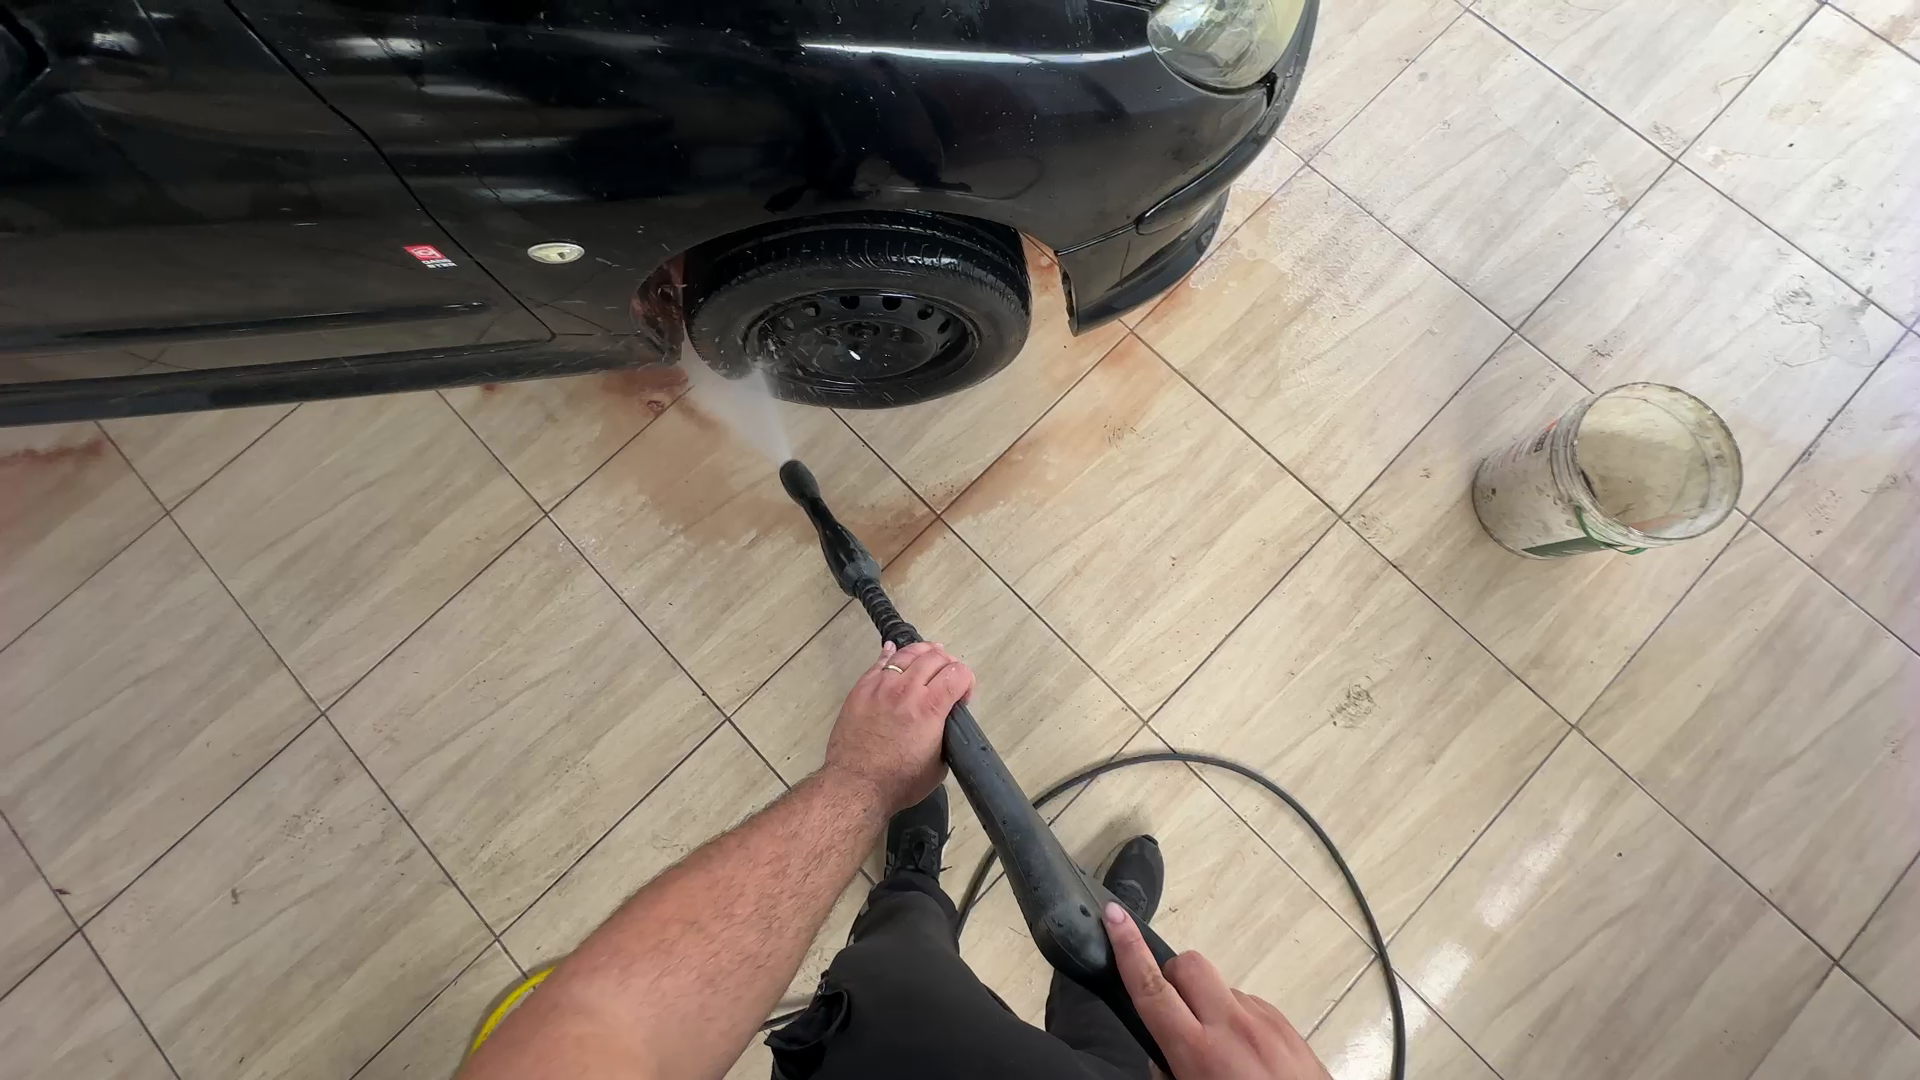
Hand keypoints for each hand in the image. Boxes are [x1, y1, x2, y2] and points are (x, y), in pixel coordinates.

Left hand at [822, 641, 973, 814]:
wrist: (856, 785)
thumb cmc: (897, 782)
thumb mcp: (939, 765)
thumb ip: (946, 736)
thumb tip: (945, 724)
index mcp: (930, 708)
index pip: (959, 673)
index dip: (967, 681)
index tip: (963, 695)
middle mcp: (907, 690)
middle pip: (935, 657)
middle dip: (948, 664)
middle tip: (948, 677)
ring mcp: (882, 686)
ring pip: (908, 653)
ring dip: (923, 652)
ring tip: (929, 656)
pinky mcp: (862, 689)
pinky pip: (880, 662)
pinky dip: (891, 654)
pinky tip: (894, 651)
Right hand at [1104, 903, 1332, 1079]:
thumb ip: (1169, 1076)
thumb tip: (1165, 1060)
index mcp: (1200, 1054)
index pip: (1151, 987)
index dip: (1127, 947)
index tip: (1113, 914)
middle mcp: (1232, 1028)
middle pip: (1188, 965)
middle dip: (1174, 977)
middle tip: (1176, 1015)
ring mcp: (1265, 1023)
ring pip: (1221, 988)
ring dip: (1210, 1007)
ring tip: (1224, 1056)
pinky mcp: (1289, 1027)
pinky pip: (1250, 1006)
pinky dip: (1239, 1023)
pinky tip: (1251, 1062)